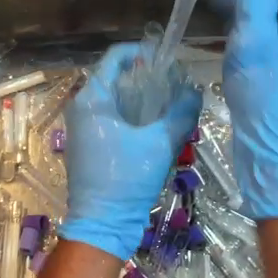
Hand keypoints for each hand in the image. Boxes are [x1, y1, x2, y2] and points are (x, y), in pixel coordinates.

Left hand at [60, 43, 200, 260]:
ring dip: (144, 101)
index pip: (116, 57)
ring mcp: (82, 126)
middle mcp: (81, 106)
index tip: (168, 62)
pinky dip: (134, 117)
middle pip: (117, 78)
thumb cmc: (127, 179)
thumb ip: (181, 113)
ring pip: (117, 100)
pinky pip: (112, 118)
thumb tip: (195, 91)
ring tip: (171, 108)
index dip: (144, 53)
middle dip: (148, 80)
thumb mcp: (161, 143)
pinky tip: (157, 130)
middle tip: (176, 87)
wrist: (102, 223)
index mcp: (92, 98)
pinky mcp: (88, 143)